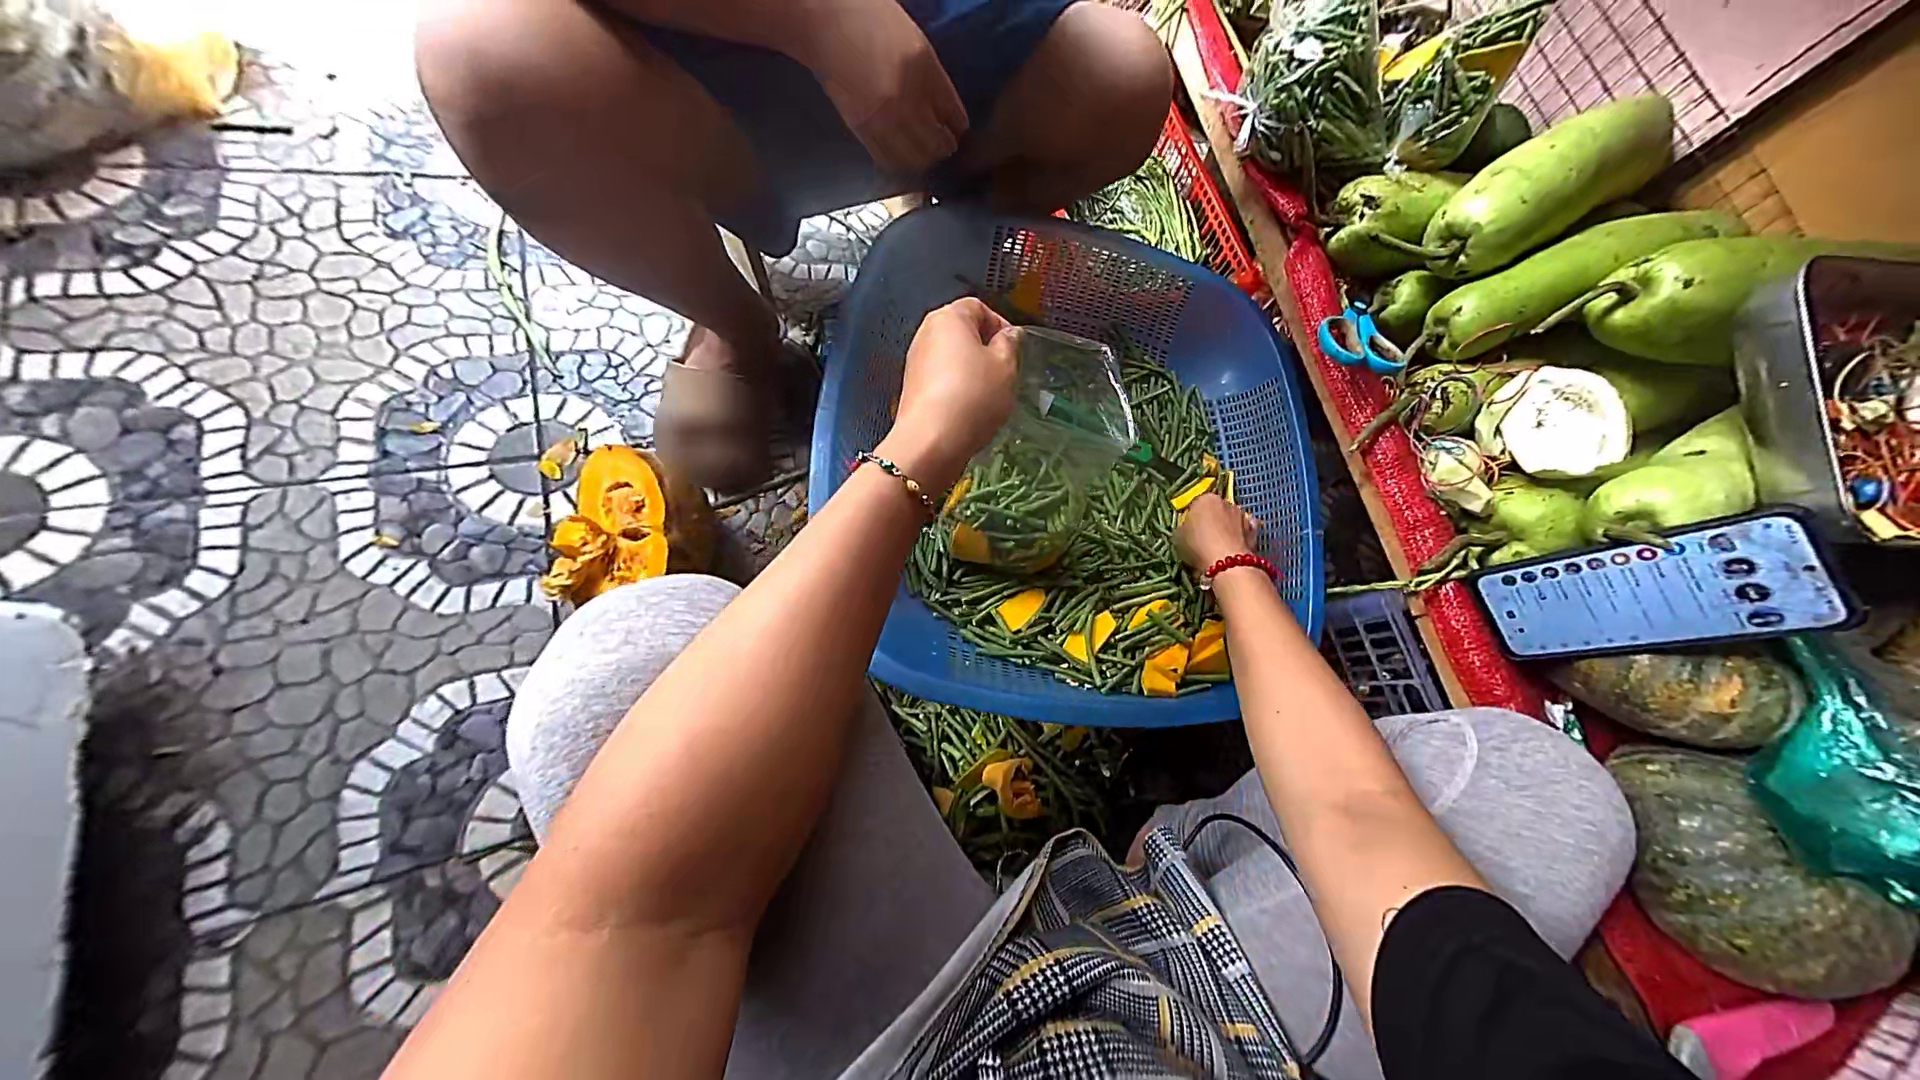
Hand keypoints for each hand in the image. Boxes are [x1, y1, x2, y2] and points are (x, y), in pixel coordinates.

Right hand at [803, 0, 969, 175]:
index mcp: (925, 68)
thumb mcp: (913, 40)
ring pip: (916, 158)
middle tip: (944, 145)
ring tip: (923, 152)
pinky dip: (900, 162)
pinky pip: (889, 160)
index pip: (954, 115)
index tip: (957, 131)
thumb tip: (947, 114)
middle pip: (938, 144)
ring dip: (923, 158)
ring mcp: (885, 117)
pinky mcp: (864, 129)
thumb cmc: (868, 20)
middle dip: (944, 146)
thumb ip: (932, 77)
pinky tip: (901, 154)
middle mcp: (907, 98)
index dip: (958, 127)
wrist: (824, 22)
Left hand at [879, 298, 1018, 491]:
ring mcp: (915, 362)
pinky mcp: (912, 389)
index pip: (978, 307)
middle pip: (962, 332)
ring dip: (971, 372)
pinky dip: (956, 389)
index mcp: (948, 318)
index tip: (1014, 349)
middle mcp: (926, 334)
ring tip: (988, 396)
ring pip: (951, 358)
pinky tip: (968, 410)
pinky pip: (941, 380)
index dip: (1000, 324)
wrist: (931, 442)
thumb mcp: (1005, 367)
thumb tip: (1009, 334)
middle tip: (1004, 373)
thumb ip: (1009, 344)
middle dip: (985, 349)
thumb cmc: (973, 396)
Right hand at [1176, 493, 1259, 572]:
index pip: (1196, 505)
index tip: (1189, 532)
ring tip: (1220, 546)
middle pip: (1216, 510)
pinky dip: (1241, 536)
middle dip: (1212, 521)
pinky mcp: (1256, 530)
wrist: (1227, 563)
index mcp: (1205, 499)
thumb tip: (1187, 528)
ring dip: (1227, 528)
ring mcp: (1243, 515)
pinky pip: (1245, 531)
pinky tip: (1234, 547)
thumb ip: (1183, 528)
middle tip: (1204, 539)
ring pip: (1231, 519)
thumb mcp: (1178, 537)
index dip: (1192, 519)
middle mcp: (1226, 502)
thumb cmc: (1197, 546)